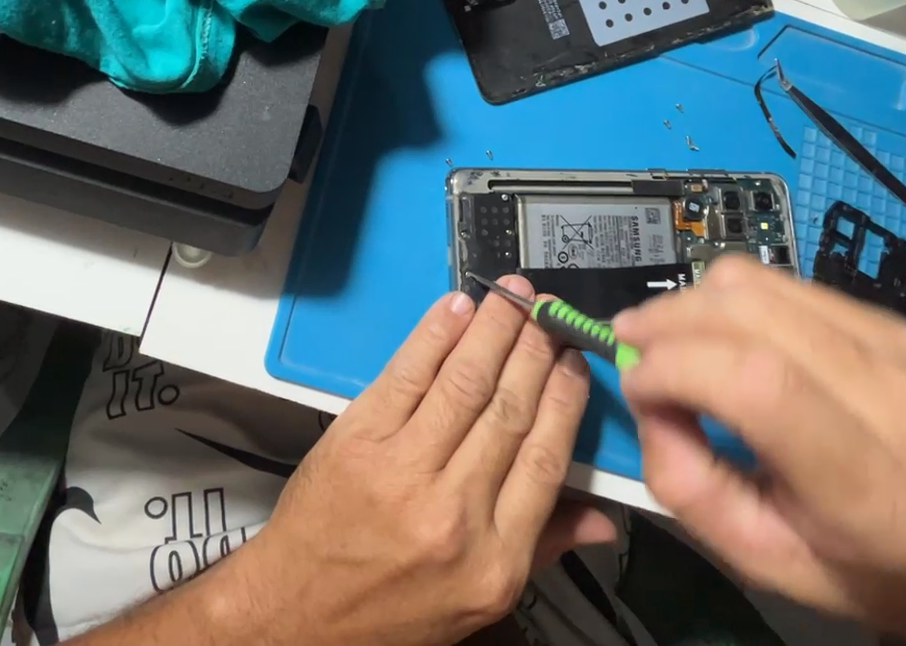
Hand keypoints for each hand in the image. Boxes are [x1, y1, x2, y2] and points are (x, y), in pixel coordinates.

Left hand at [222, 276, 618, 645]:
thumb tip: (606, 518)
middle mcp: (455, 508)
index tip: (576, 361)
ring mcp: (402, 467)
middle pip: (507, 411)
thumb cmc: (394, 608)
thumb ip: (542, 547)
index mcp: (496, 556)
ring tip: (512, 295)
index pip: (545, 459)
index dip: (564, 400)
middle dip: (534, 351)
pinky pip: (406, 375)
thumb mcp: (478, 599)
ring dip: (492, 330)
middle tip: (549, 310)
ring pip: (462, 384)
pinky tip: (457, 308)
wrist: (299, 610)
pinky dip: (434, 336)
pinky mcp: (358, 437)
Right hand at [612, 256, 905, 645]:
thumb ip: (690, 488)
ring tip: (666, 334)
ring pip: (764, 284)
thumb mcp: (775, 567)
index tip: (636, 383)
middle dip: (667, 319)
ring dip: (692, 300)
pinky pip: (789, 286)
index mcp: (882, 494)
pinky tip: (722, 333)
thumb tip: (650, 402)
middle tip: (630, 343)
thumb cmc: (892, 576)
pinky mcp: (903, 325)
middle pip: (753, 314)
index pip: (760, 385)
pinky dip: (732, 301)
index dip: (675, 367)